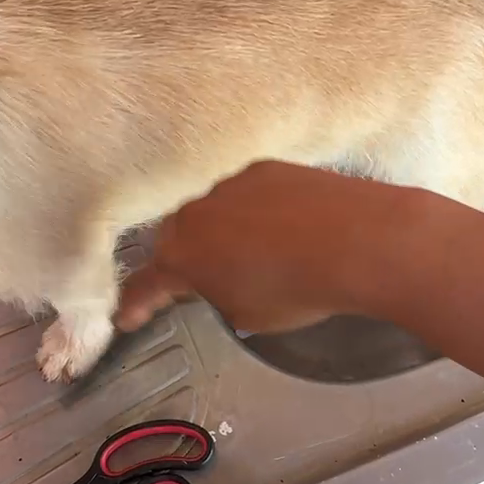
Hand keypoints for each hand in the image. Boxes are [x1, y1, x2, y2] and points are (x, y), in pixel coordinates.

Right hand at [116, 161, 428, 333]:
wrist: (355, 239)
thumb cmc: (297, 289)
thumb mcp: (245, 315)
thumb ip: (213, 299)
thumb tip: (211, 287)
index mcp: (180, 257)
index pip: (145, 285)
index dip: (135, 305)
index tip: (127, 317)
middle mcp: (191, 212)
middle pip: (171, 239)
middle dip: (178, 261)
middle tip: (196, 282)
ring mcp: (224, 183)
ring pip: (204, 209)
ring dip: (213, 230)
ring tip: (244, 252)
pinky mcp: (258, 166)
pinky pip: (238, 191)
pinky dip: (247, 209)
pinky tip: (272, 224)